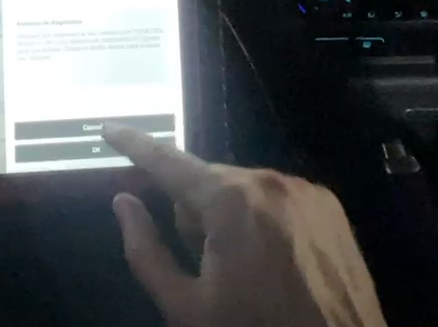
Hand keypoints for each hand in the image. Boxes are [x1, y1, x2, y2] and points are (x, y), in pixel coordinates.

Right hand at [104, 125, 386, 326]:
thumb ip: (146, 251)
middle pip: (206, 180)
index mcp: (229, 199)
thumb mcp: (188, 309)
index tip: (109, 129)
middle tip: (202, 263)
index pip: (167, 161)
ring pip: (242, 188)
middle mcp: (267, 179)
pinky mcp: (329, 205)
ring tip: (245, 270)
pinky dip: (263, 218)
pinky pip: (276, 197)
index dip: (133, 144)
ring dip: (228, 214)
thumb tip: (123, 201)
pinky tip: (275, 263)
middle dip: (192, 210)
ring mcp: (303, 190)